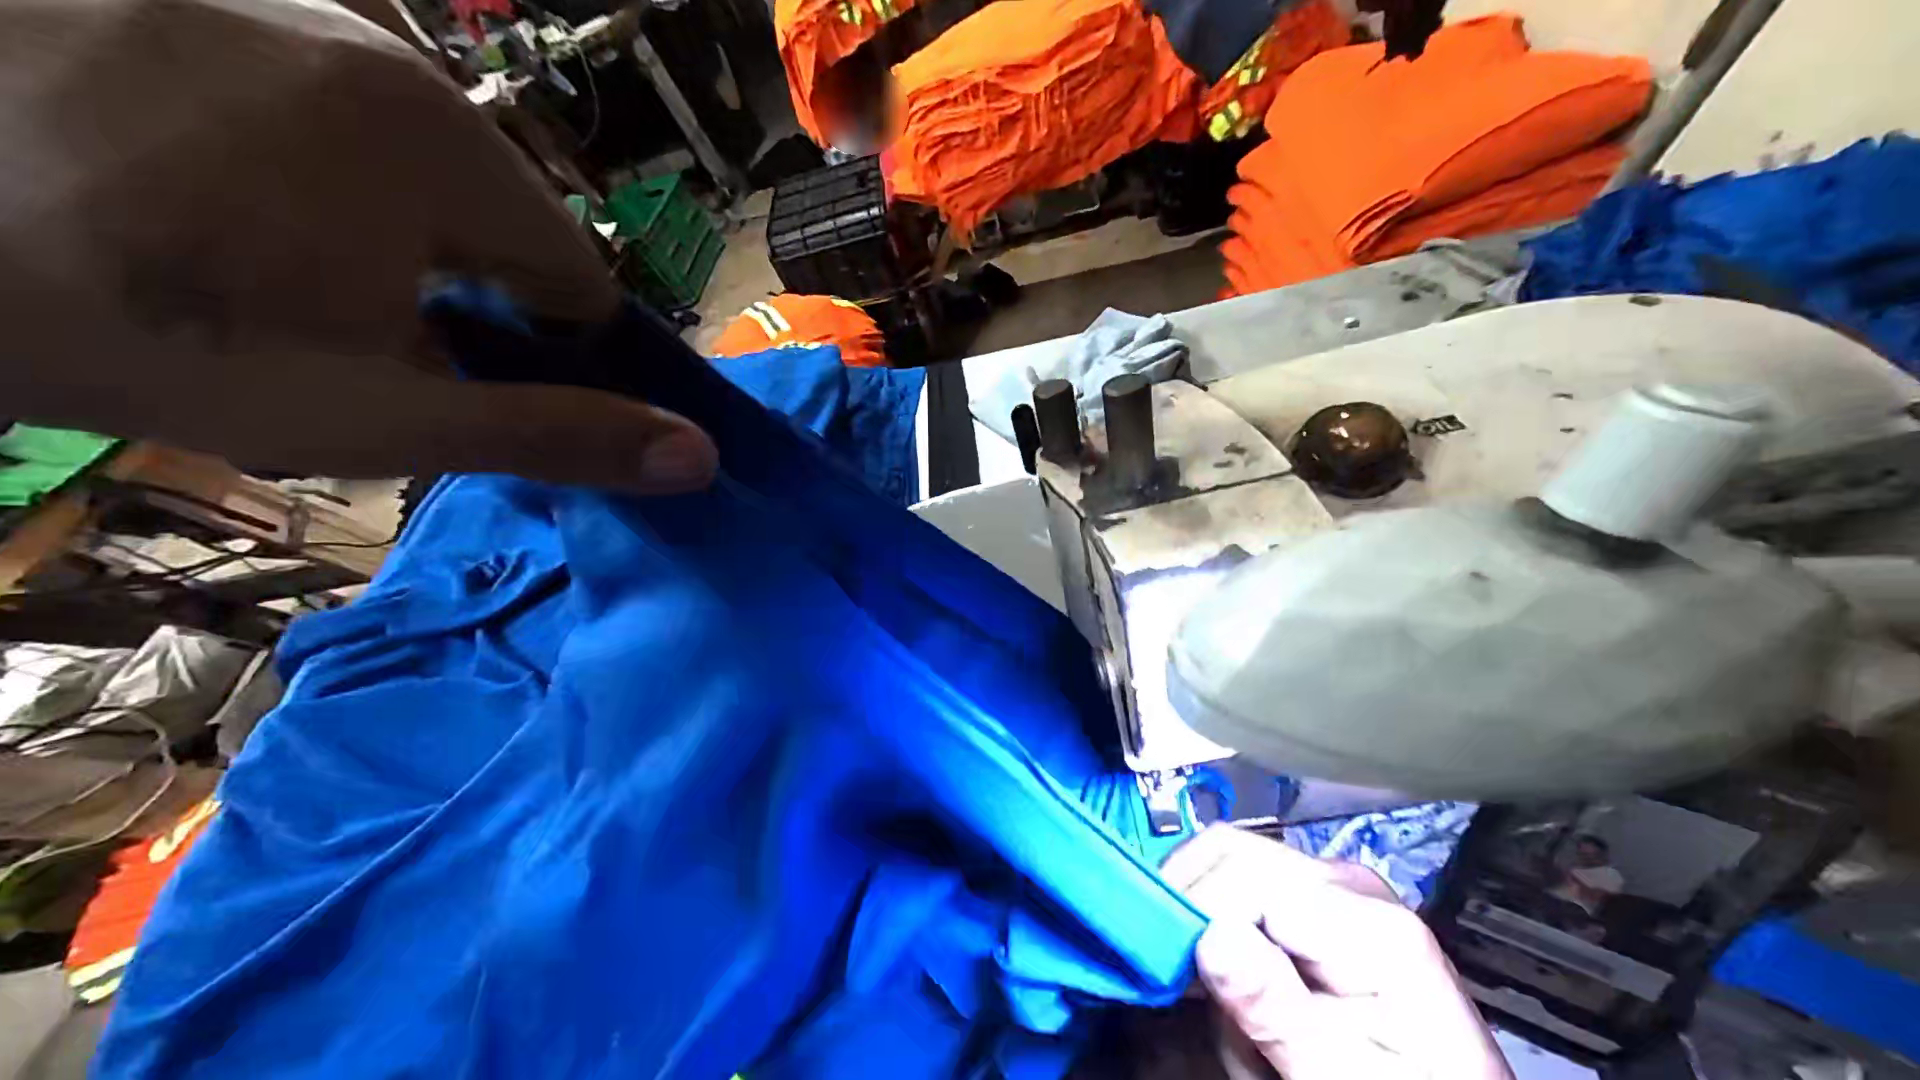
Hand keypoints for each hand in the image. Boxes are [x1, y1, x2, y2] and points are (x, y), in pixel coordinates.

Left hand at [1, 0, 714, 493]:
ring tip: (265, 265)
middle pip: (507, 226)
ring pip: (428, 177)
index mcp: (443, 150)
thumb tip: (699, 458)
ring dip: (390, 239)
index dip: (540, 352)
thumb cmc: (117, 326)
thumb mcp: (370, 417)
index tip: (455, 381)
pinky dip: (322, 176)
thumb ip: (553, 436)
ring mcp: (290, 8)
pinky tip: (215, 192)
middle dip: (460, 296)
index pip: (580, 282)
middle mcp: (388, 53)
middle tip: (343, 333)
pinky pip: (342, 119)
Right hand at [1162, 825, 1512, 1079]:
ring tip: (1225, 1002)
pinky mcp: (1318, 901)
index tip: (1171, 971)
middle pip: (1231, 854)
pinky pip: (1242, 888)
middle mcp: (1350, 884)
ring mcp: (1333, 887)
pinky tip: (1240, 983)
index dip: (1196, 916)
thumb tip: (1210, 937)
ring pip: (1226, 868)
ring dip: (1205, 926)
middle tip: (1183, 983)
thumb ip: (1278, 1012)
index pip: (1243, 878)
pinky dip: (1222, 929)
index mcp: (1370, 923)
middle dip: (1194, 912)